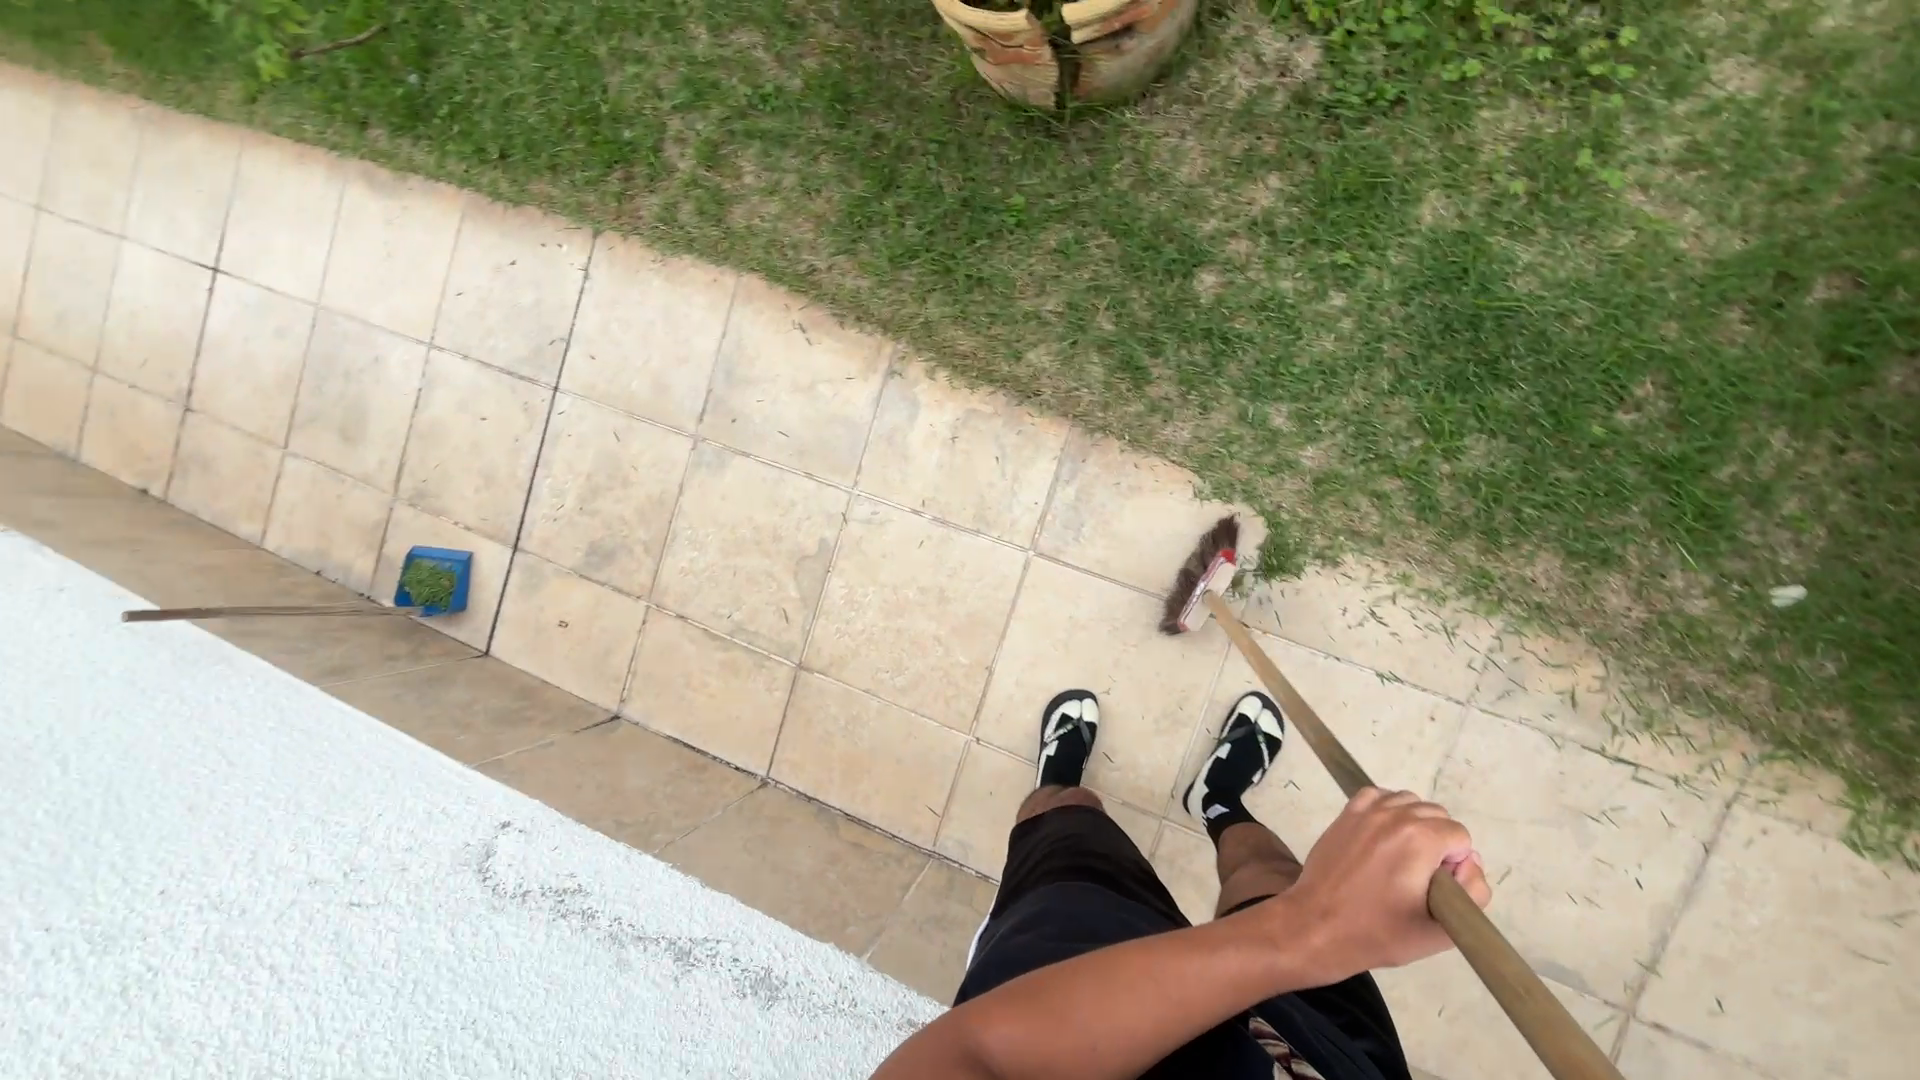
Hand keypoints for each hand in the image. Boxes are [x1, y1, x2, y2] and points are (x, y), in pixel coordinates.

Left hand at [1279, 788, 1491, 981]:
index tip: (1439, 887)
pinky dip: (1388, 809)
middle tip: (1423, 877)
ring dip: (1415, 824)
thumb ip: (1473, 892)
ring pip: (1408, 801)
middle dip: (1440, 843)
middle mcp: (1393, 815)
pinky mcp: (1345, 815)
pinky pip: (1377, 796)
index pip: (1460, 836)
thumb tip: (1470, 861)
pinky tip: (1385, 836)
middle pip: (1436, 815)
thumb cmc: (1380, 931)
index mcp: (1419, 839)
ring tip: (1405, 858)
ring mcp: (1365, 811)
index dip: (1457, 863)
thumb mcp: (1442, 927)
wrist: (1319, 923)